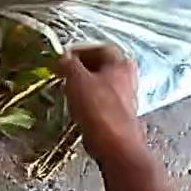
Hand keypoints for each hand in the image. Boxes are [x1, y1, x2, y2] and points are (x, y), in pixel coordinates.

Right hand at [58, 46, 145, 166]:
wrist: (113, 143)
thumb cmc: (97, 108)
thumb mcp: (77, 80)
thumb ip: (68, 65)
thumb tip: (62, 58)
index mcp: (120, 63)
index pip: (99, 48)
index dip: (79, 50)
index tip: (63, 57)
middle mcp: (127, 77)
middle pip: (101, 65)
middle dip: (80, 67)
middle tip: (63, 71)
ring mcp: (125, 97)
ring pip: (101, 83)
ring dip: (83, 83)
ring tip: (66, 87)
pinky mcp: (118, 114)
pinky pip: (101, 100)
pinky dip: (88, 99)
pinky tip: (76, 105)